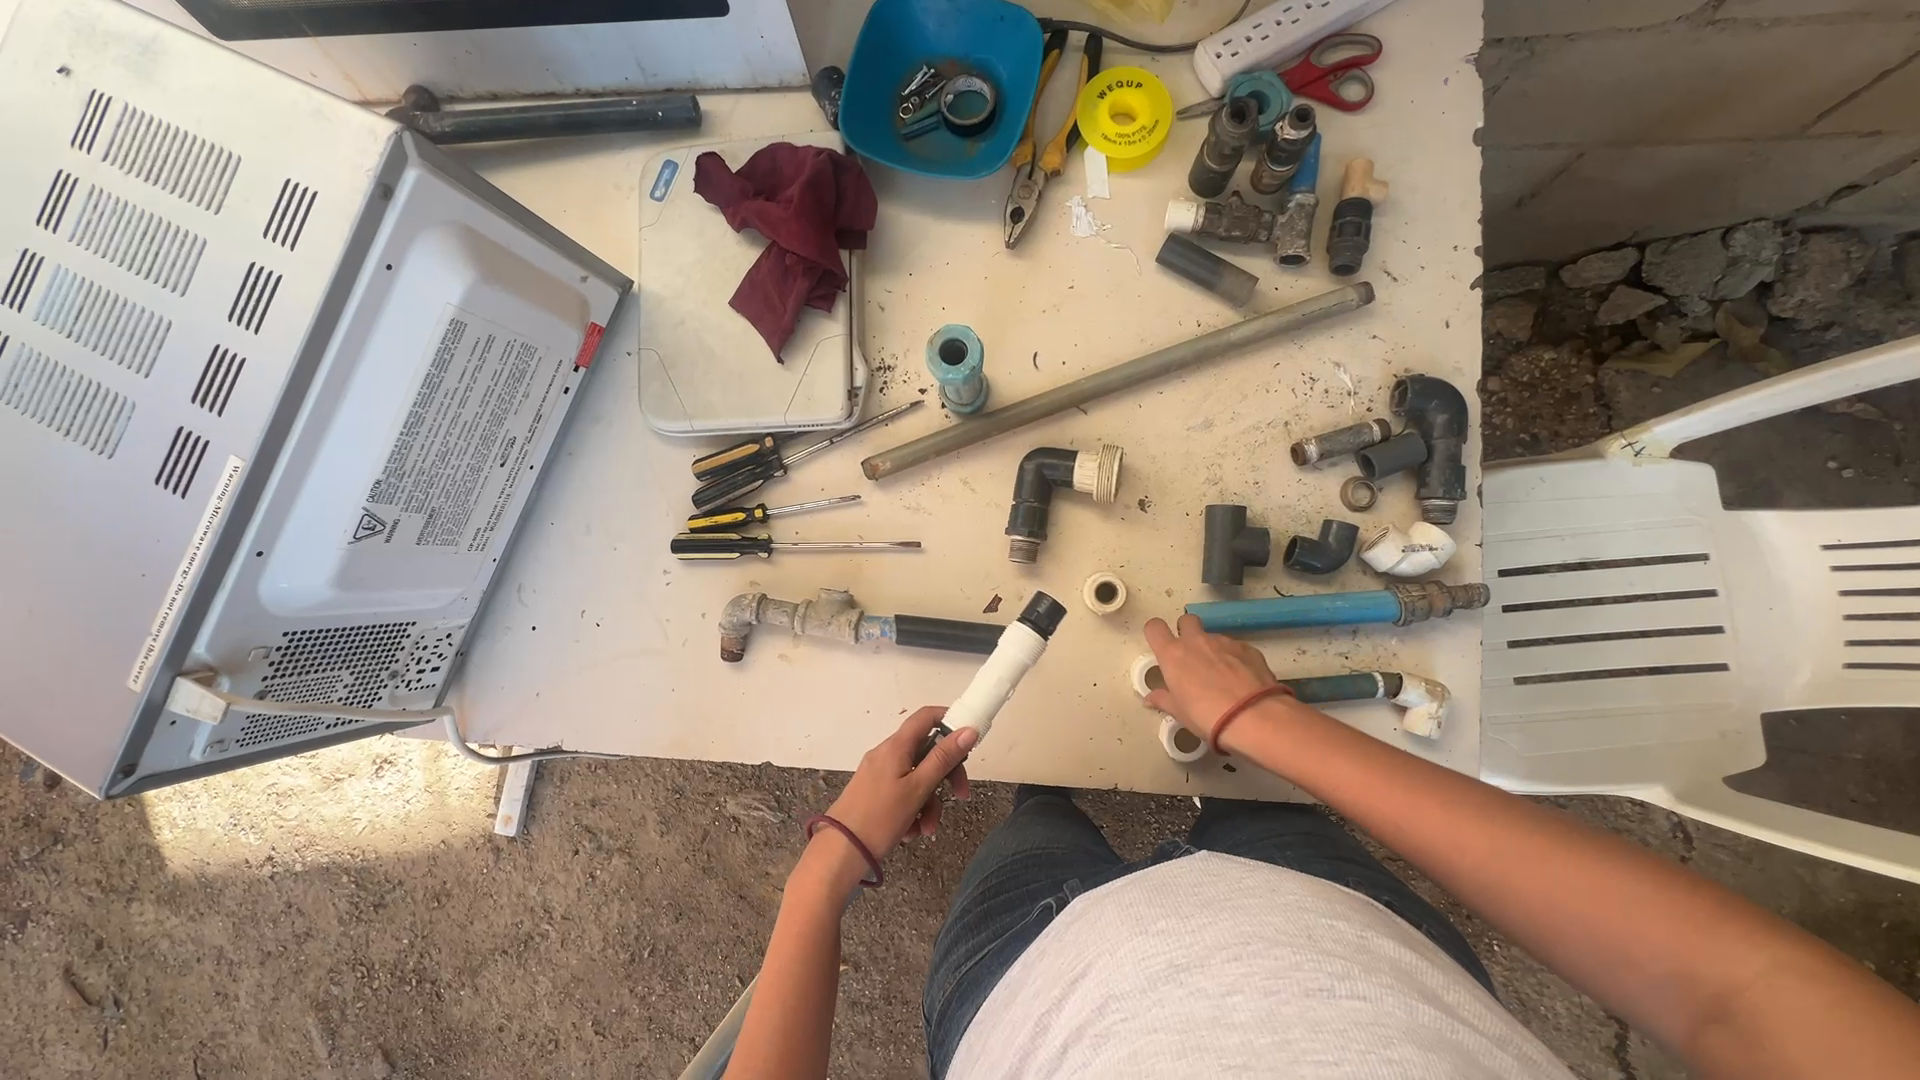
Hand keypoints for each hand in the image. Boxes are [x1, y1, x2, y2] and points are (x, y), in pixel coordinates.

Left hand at [820, 706, 974, 866]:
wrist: (839, 852)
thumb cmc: (880, 818)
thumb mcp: (918, 788)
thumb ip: (943, 758)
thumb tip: (968, 729)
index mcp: (896, 746)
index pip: (926, 717)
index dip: (950, 721)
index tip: (969, 740)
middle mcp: (886, 754)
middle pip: (926, 753)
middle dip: (946, 776)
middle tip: (960, 796)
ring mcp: (879, 774)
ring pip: (917, 778)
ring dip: (929, 803)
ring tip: (926, 829)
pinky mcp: (874, 793)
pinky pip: (903, 793)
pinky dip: (913, 810)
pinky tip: (910, 832)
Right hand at [1143, 614, 1280, 745]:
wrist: (1254, 717)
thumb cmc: (1207, 715)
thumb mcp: (1180, 713)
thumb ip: (1163, 700)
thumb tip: (1151, 698)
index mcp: (1173, 654)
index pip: (1154, 628)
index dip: (1156, 634)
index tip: (1161, 646)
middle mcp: (1197, 641)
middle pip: (1187, 620)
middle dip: (1187, 632)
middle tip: (1191, 656)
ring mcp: (1224, 642)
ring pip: (1213, 637)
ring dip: (1213, 650)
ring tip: (1222, 676)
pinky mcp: (1248, 648)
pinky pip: (1235, 648)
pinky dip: (1235, 658)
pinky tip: (1241, 680)